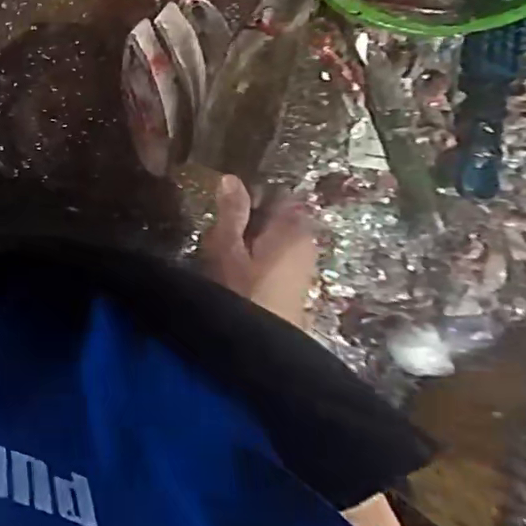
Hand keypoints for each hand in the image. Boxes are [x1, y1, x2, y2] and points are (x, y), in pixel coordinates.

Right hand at [200, 175, 319, 327]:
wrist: (266, 347)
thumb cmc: (245, 291)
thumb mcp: (228, 247)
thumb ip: (231, 212)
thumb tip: (230, 177)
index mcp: (293, 227)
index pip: (280, 195)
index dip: (254, 192)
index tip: (227, 193)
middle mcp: (306, 242)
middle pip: (278, 217)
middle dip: (253, 215)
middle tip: (219, 217)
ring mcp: (304, 266)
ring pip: (277, 238)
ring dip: (255, 236)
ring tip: (224, 240)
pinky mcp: (296, 285)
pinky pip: (277, 257)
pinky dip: (259, 254)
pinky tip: (238, 264)